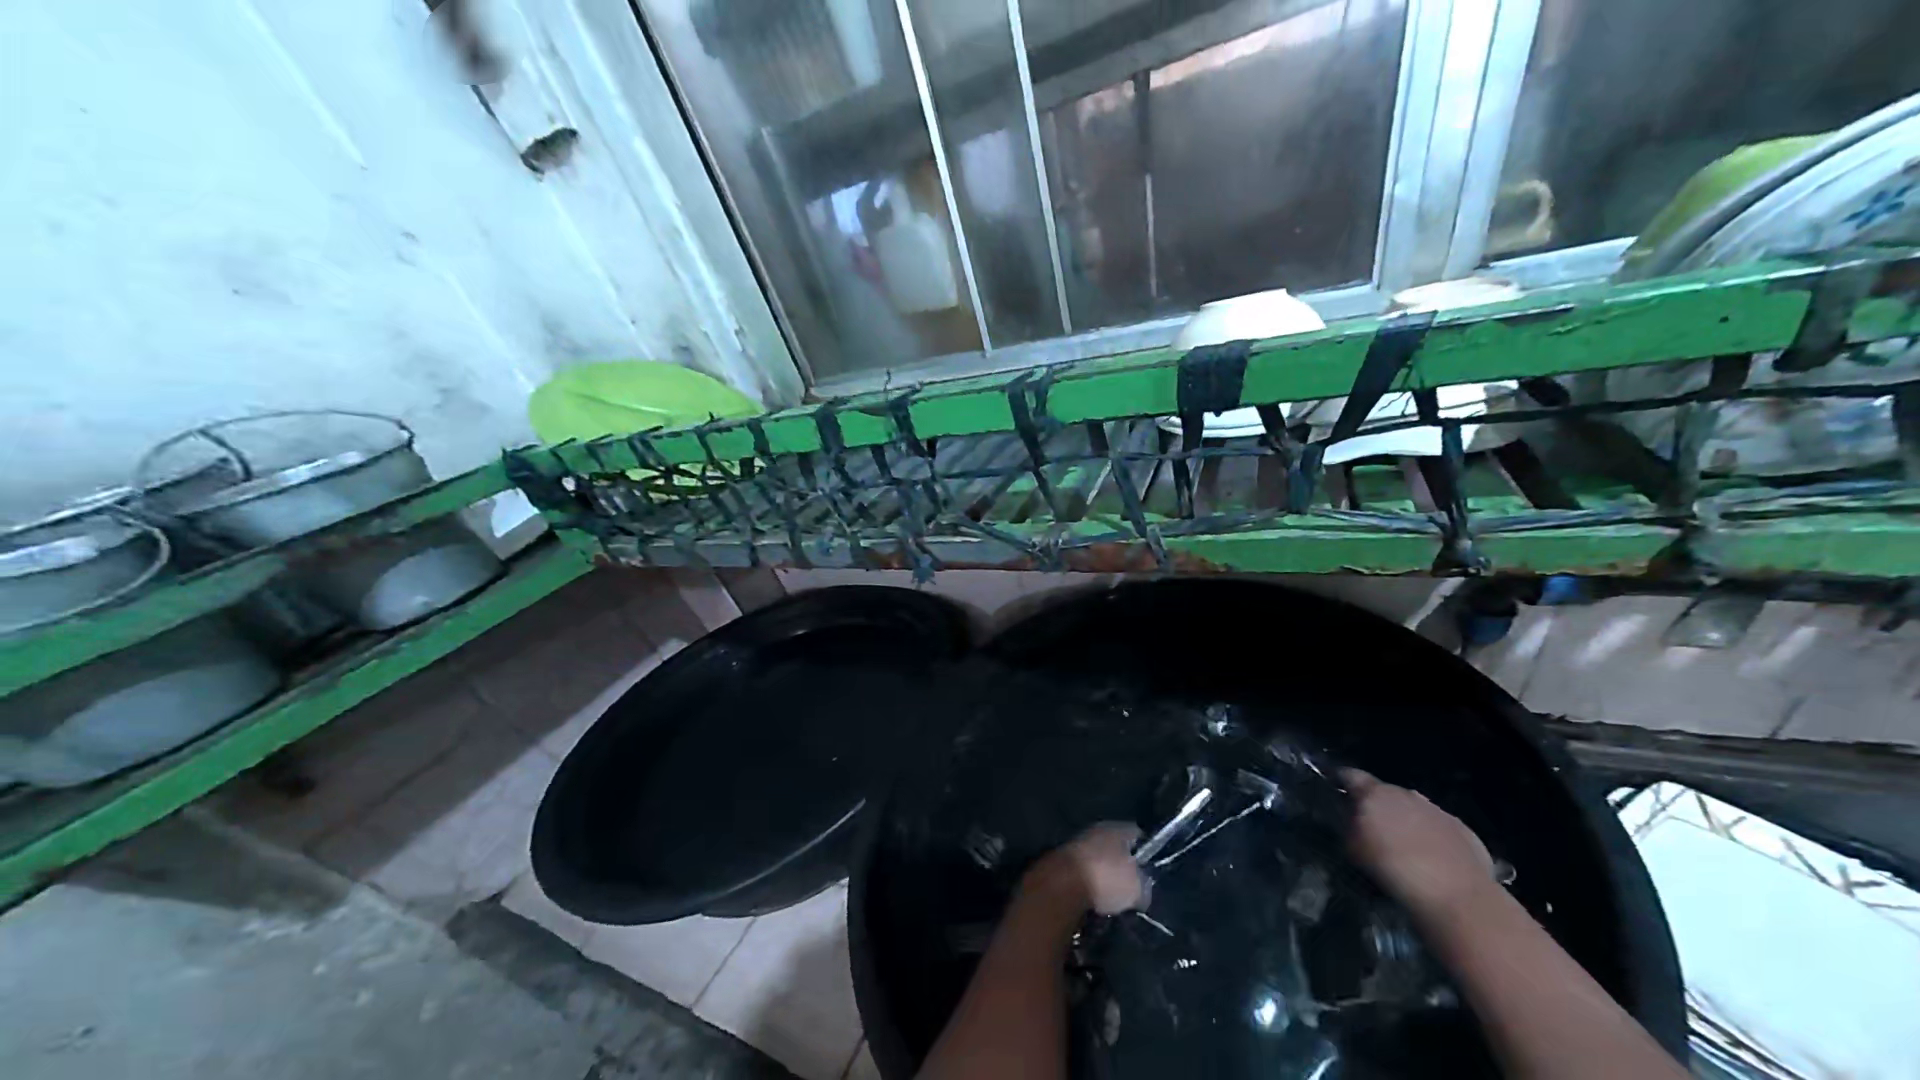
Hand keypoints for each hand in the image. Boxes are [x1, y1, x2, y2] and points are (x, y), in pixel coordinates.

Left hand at [1025, 822, 1145, 915]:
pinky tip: (1092, 898)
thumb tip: (1141, 892)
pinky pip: (1082, 871)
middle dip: (1123, 865)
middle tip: (1131, 886)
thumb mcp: (1139, 890)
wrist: (1061, 884)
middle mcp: (1096, 830)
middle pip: (1116, 847)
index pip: (1138, 835)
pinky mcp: (1061, 860)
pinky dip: (1087, 882)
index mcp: (1117, 829)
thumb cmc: (1106, 879)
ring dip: (1103, 875)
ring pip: (1097, 859)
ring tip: (1111, 897)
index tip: (1150, 870)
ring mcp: (1076, 843)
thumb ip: (1145, 887)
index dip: (1147, 852)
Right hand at [1344, 769, 1495, 914]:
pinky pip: (1438, 826)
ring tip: (1403, 846)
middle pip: (1384, 791)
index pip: (1350, 774)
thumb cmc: (1393, 868)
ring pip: (1413, 808)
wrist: (1456, 895)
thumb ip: (1347, 824)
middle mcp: (1406, 793)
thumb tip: (1349, 815)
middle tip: (1370, 827)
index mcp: (1374, 794)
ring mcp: (1437, 810)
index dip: (1341, 780)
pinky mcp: (1462, 829)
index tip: (1336, 790)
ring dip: (1405, 820)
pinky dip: (1431, 836)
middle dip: (1376, 805)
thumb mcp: (1352, 848)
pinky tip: (1431, 859)